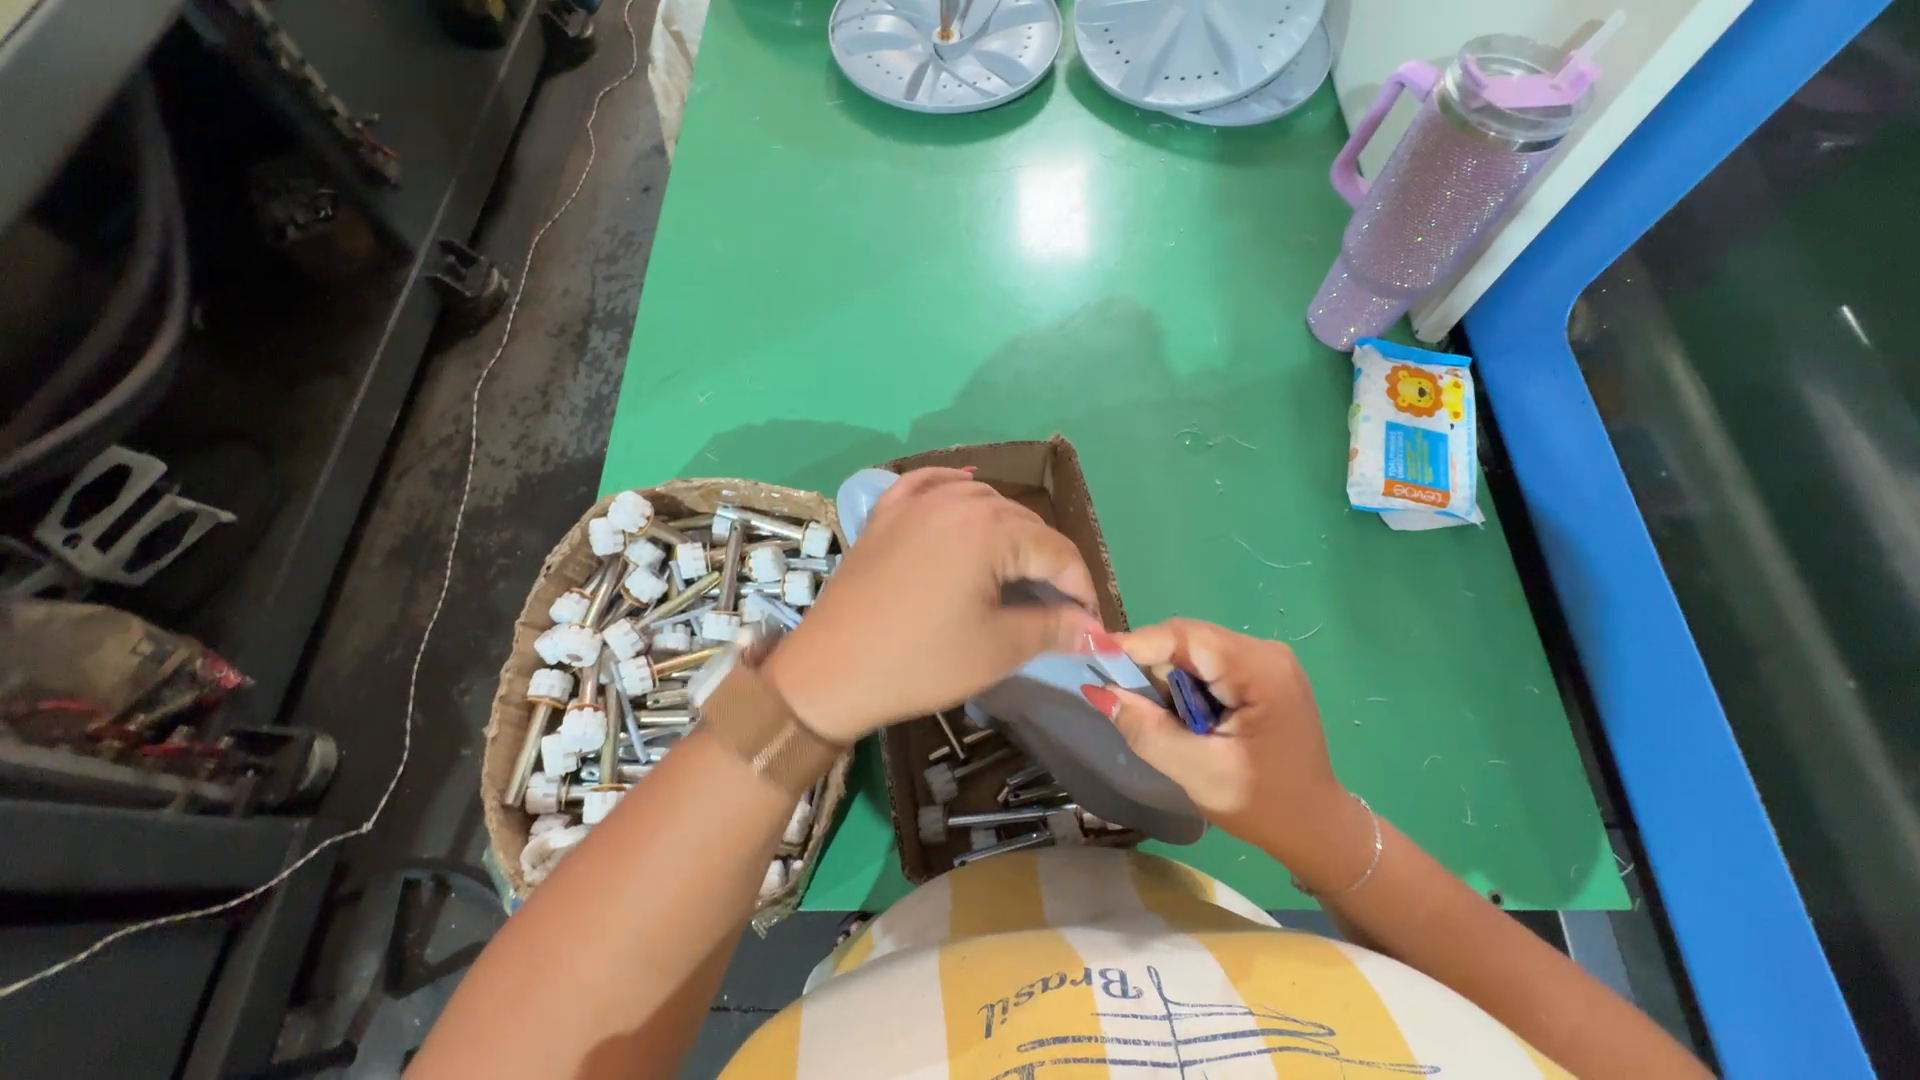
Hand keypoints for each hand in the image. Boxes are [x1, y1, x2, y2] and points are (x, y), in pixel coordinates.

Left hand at [762, 468, 1103, 741]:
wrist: (829, 672)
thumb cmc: (919, 663)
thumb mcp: (996, 648)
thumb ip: (1053, 629)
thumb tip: (1096, 630)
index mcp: (990, 529)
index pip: (1058, 551)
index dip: (1082, 590)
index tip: (1089, 626)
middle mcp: (956, 501)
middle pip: (1024, 524)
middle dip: (1048, 564)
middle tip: (1056, 609)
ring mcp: (915, 503)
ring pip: (982, 501)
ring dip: (1009, 532)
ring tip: (1017, 573)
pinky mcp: (886, 515)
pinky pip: (931, 486)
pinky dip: (955, 489)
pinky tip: (967, 493)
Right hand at [1080, 619, 1361, 870]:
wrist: (1316, 827)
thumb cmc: (1262, 803)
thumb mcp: (1198, 772)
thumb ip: (1147, 730)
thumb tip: (1098, 691)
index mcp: (1260, 670)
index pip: (1184, 636)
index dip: (1135, 644)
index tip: (1094, 662)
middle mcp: (1266, 651)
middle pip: (1188, 639)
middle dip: (1150, 665)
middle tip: (1124, 700)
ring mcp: (1267, 660)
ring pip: (1194, 650)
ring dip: (1167, 677)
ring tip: (1159, 716)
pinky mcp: (1263, 673)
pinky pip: (1209, 664)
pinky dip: (1186, 684)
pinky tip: (1185, 717)